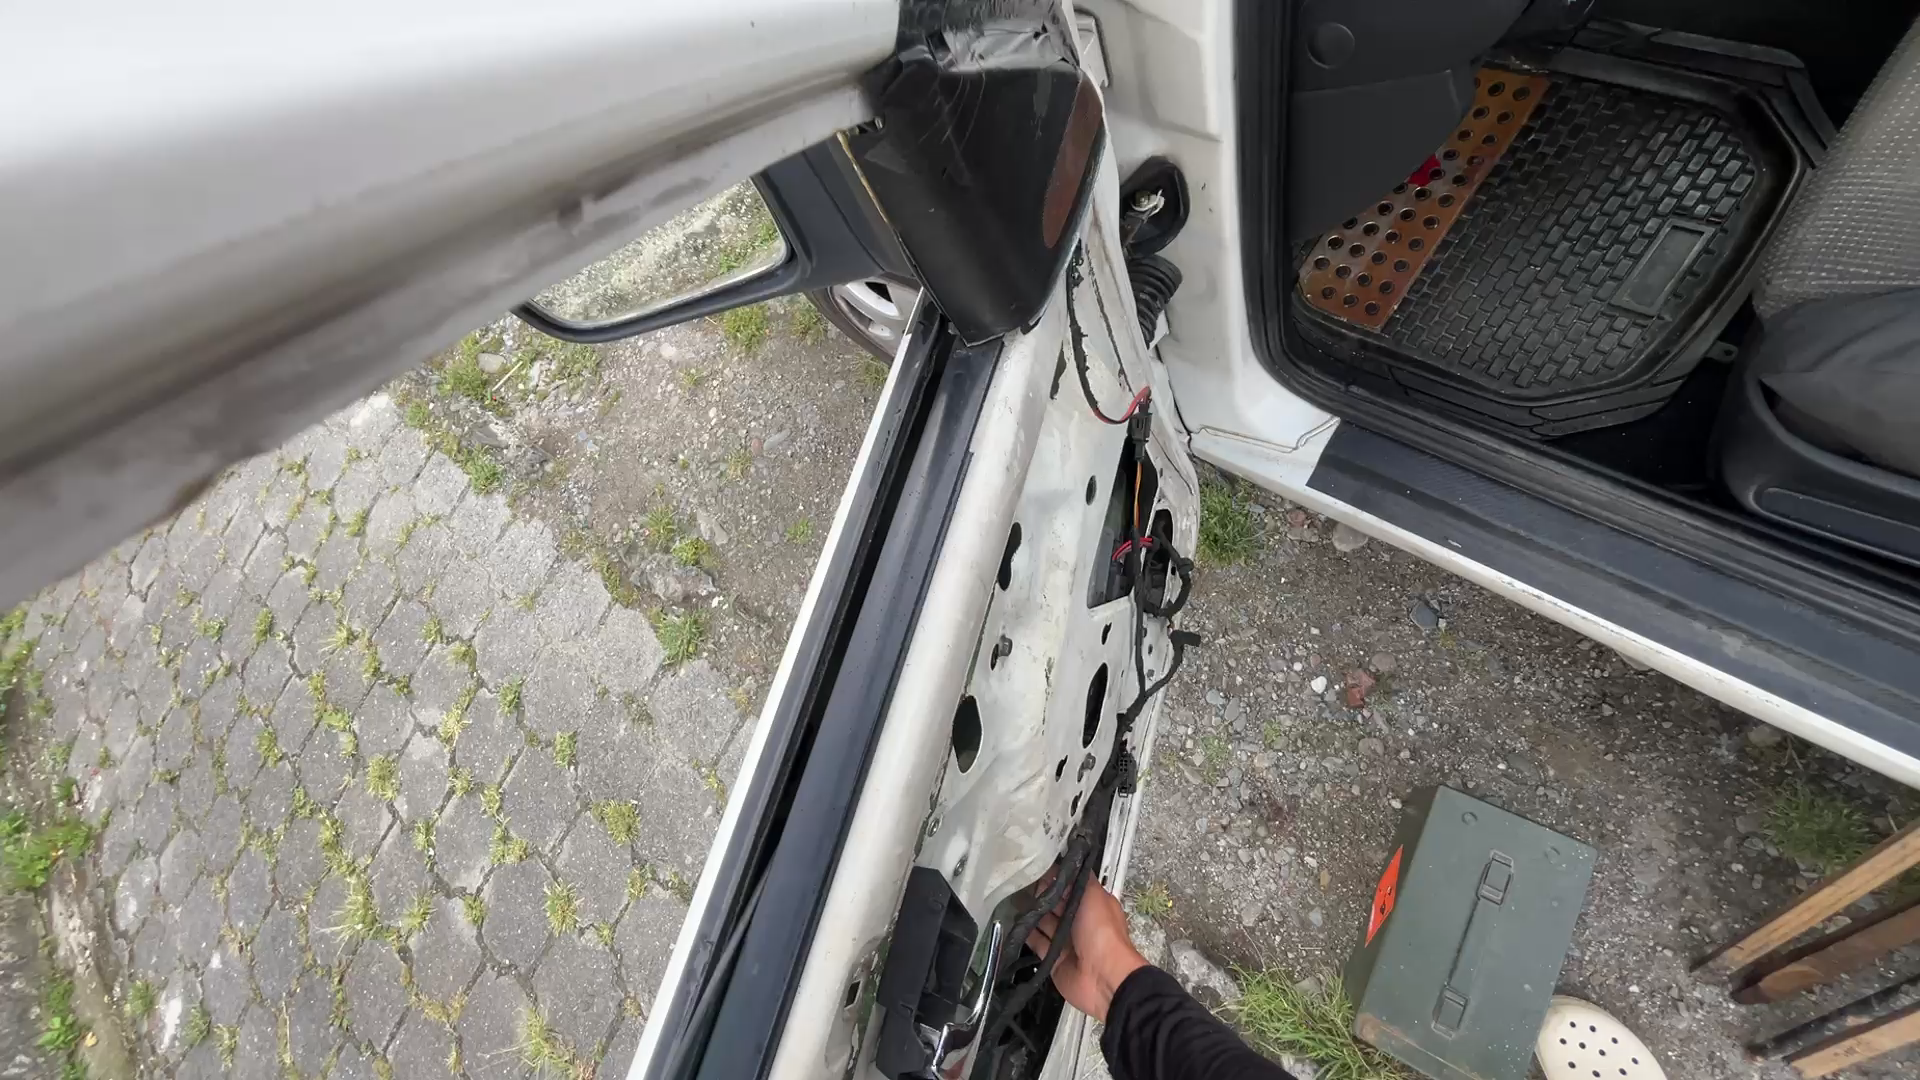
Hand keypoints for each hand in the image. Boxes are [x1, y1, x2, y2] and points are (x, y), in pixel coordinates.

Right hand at [1025, 878, 1148, 1022]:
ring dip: (1033, 914)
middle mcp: (1078, 921)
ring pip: (1044, 923)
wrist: (1104, 977)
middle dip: (1041, 895)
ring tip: (1014, 900)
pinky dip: (1028, 935)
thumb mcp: (1093, 894)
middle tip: (1021, 883)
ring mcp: (1066, 941)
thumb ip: (1080, 877)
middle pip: (1055, 904)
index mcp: (1090, 904)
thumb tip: (1069, 860)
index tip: (1037, 867)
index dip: (1054, 877)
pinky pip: (1038, 944)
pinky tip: (1017, 924)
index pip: (1068, 886)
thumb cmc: (1102, 931)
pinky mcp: (1054, 959)